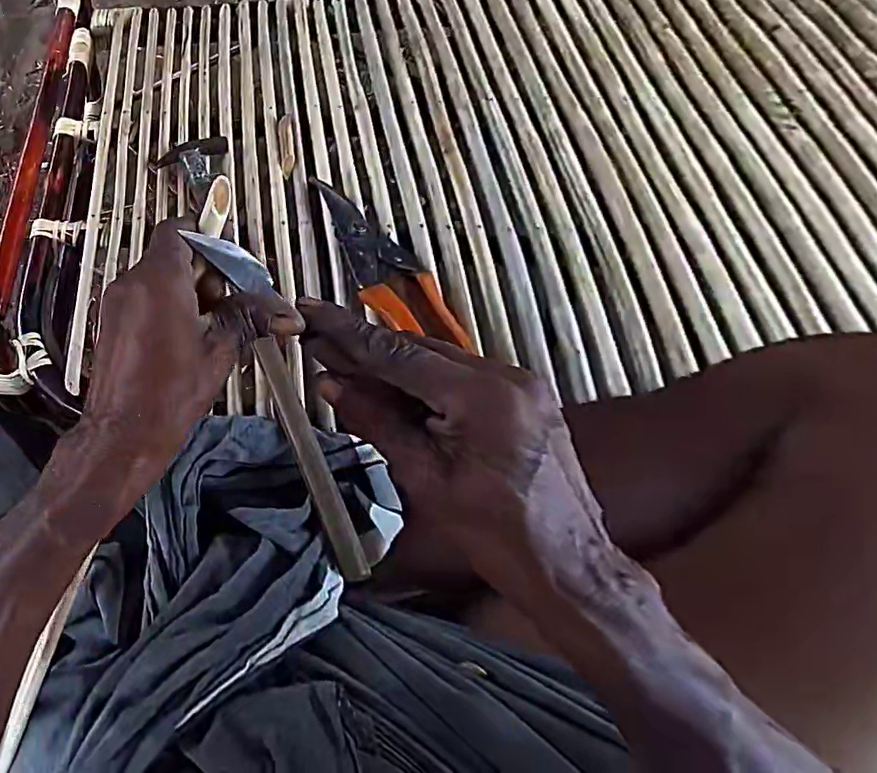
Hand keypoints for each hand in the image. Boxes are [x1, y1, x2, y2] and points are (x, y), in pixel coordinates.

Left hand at [84, 220, 296, 476]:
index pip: (178, 230)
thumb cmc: (168, 393)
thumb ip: (246, 318)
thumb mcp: (219, 350)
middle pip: (170, 253)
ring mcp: (116, 300)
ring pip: (156, 276)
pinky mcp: (110, 318)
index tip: (228, 259)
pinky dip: (164, 304)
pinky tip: (182, 336)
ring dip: (185, 290)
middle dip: (203, 273)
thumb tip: (280, 312)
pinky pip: (141, 296)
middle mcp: (131, 282)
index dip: (207, 237)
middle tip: (226, 303)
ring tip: (206, 326)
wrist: (125, 428)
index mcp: (158, 279)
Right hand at [299, 299, 616, 598]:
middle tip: (312, 345)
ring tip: (338, 368)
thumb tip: (328, 382)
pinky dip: (412, 380)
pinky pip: (451, 375)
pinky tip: (381, 389)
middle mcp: (506, 378)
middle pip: (412, 348)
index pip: (395, 352)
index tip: (308, 310)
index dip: (344, 331)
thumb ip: (374, 419)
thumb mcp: (421, 474)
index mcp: (483, 395)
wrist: (569, 567)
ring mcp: (517, 386)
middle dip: (360, 349)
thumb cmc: (495, 531)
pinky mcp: (519, 398)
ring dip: (384, 365)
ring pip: (430, 359)